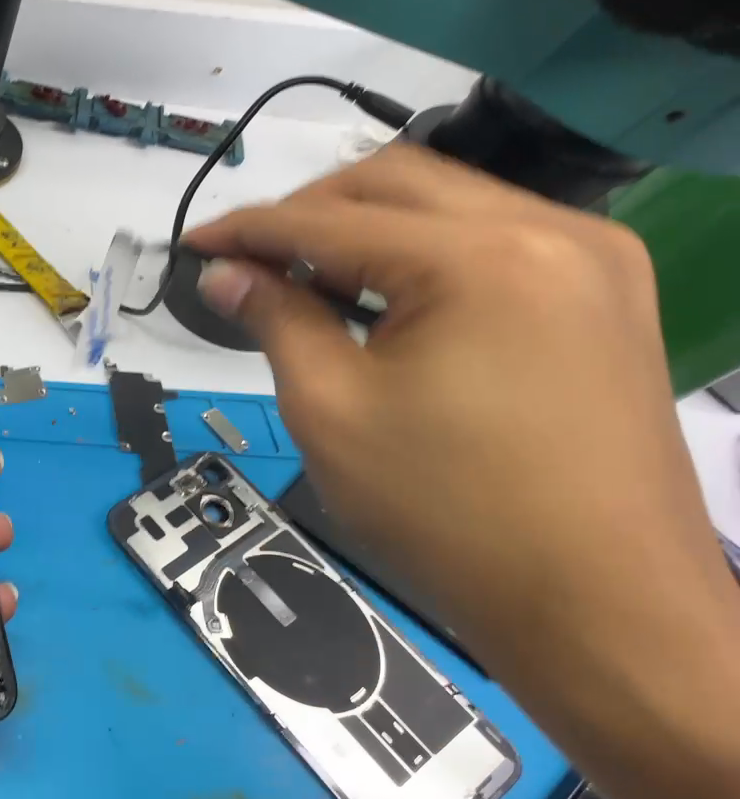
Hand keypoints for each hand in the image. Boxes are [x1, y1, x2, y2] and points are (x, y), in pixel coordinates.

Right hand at [184, 143, 739, 798]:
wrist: (614, 613)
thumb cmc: (454, 518)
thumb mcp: (327, 407)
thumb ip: (273, 318)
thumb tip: (227, 274)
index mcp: (475, 259)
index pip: (328, 216)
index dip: (242, 228)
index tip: (185, 248)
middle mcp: (548, 239)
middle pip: (391, 185)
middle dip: (297, 214)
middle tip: (228, 258)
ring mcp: (587, 270)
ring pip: (438, 208)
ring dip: (352, 234)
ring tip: (281, 279)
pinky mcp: (599, 307)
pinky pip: (476, 251)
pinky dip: (405, 264)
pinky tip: (362, 306)